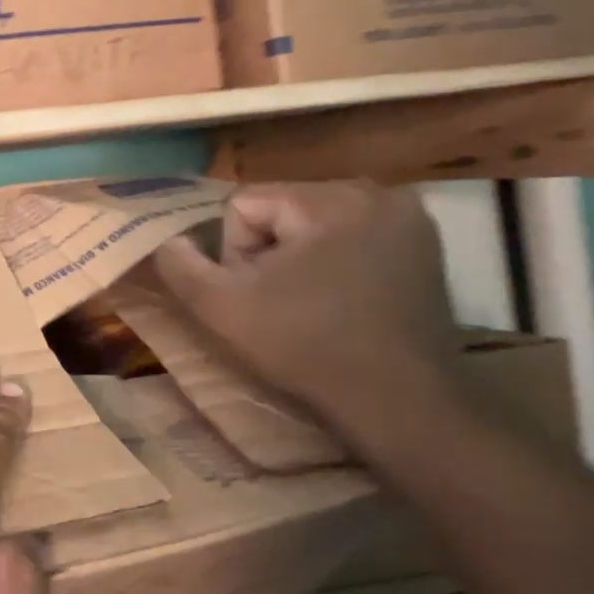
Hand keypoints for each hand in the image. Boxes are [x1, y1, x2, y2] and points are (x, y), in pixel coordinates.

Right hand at [152, 181, 463, 448]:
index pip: (244, 205)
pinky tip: (341, 296)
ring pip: (315, 220)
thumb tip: (167, 239)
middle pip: (281, 207)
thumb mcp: (220, 307)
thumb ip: (180, 265)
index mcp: (327, 200)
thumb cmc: (305, 346)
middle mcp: (374, 193)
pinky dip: (337, 258)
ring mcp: (408, 217)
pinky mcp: (426, 244)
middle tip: (279, 300)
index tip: (256, 294)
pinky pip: (353, 234)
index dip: (235, 252)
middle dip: (268, 250)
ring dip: (300, 254)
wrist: (398, 400)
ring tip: (308, 300)